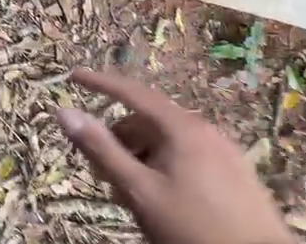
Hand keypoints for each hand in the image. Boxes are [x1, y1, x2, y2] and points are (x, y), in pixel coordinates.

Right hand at [56, 69, 293, 243]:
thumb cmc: (195, 231)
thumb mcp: (140, 192)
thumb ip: (101, 150)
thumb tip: (64, 111)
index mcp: (183, 129)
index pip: (132, 92)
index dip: (100, 82)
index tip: (72, 76)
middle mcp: (207, 132)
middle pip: (150, 119)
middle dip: (120, 136)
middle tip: (102, 167)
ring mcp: (228, 155)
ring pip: (170, 140)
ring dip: (142, 154)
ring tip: (131, 188)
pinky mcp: (241, 178)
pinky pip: (191, 156)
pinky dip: (166, 164)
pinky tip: (162, 195)